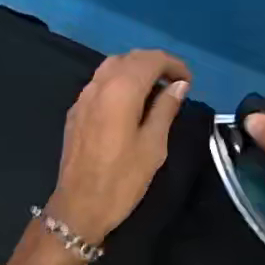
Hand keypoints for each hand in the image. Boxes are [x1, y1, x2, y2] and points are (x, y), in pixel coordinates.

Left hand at [46, 50, 192, 243]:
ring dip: (136, 70)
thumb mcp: (153, 145)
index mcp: (121, 90)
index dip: (173, 65)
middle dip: (155, 63)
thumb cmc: (122, 179)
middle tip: (176, 83)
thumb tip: (179, 85)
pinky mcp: (76, 112)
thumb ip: (165, 109)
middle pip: (130, 58)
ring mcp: (83, 98)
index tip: (189, 81)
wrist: (79, 206)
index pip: (151, 60)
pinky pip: (100, 83)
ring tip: (156, 90)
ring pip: (111, 67)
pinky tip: (130, 102)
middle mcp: (99, 85)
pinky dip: (119, 82)